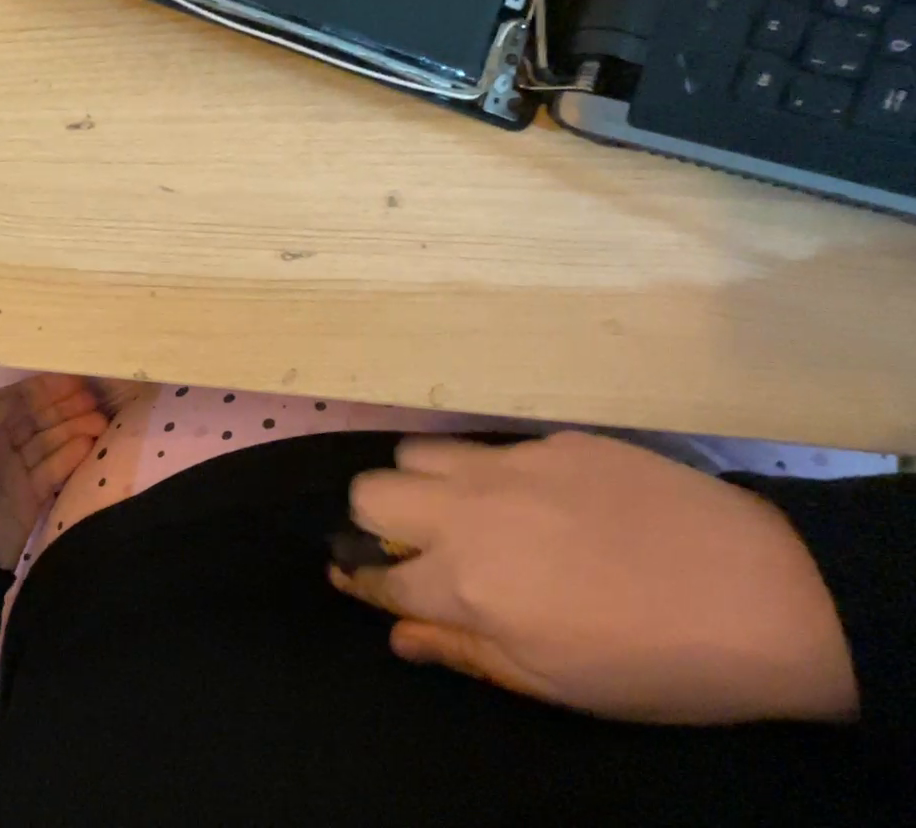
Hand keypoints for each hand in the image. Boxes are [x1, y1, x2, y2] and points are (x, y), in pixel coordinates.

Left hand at [0, 373, 107, 568]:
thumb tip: (20, 394)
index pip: (14, 399)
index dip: (43, 389)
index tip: (75, 381)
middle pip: (35, 418)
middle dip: (64, 407)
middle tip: (96, 400)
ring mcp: (14, 471)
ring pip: (48, 441)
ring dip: (74, 428)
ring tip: (101, 420)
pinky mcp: (30, 496)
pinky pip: (54, 469)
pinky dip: (72, 455)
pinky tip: (91, 444)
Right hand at [332, 432, 857, 724]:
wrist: (773, 595)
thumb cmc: (656, 661)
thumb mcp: (555, 683)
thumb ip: (461, 652)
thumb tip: (396, 635)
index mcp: (465, 585)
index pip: (374, 573)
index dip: (356, 577)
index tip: (352, 574)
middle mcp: (466, 516)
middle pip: (369, 493)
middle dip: (374, 520)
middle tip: (416, 542)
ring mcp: (507, 469)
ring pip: (413, 453)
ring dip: (421, 483)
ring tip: (463, 506)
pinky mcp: (550, 442)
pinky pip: (484, 445)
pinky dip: (486, 472)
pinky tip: (536, 496)